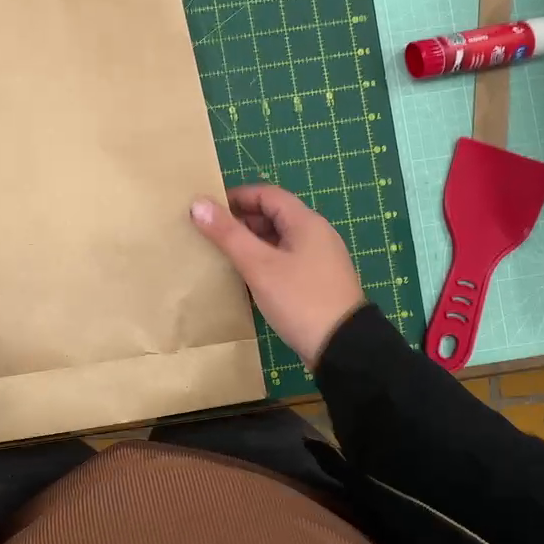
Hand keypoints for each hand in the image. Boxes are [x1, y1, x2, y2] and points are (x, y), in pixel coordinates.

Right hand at [191, 184, 363, 366]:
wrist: (344, 349)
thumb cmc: (300, 299)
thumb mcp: (259, 266)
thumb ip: (228, 233)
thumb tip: (198, 203)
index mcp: (306, 222)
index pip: (266, 194)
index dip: (236, 197)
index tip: (208, 209)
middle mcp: (316, 235)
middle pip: (273, 215)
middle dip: (241, 221)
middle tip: (210, 234)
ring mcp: (319, 260)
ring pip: (278, 239)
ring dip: (251, 243)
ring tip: (222, 255)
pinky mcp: (317, 282)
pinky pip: (285, 260)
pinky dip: (264, 261)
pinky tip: (245, 278)